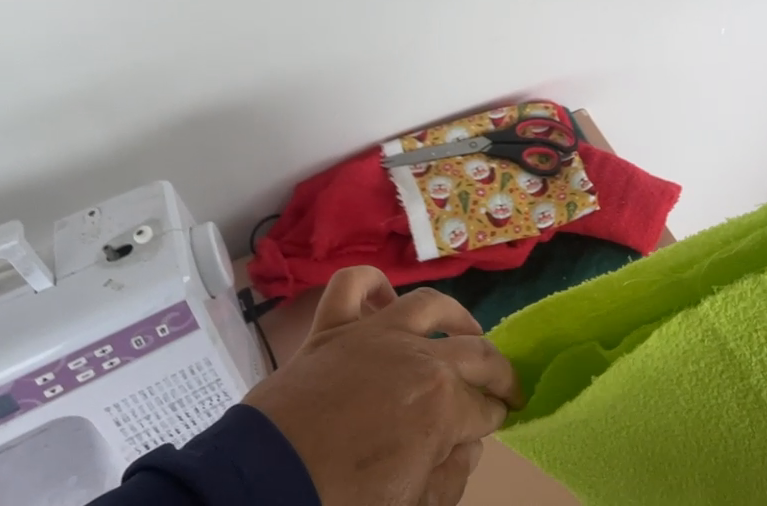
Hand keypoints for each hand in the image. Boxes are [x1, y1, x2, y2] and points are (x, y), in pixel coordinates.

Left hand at [243, 267, 522, 505]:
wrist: (263, 486)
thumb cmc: (343, 501)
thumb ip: (450, 479)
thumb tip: (466, 447)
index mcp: (444, 404)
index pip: (486, 408)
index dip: (496, 418)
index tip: (496, 423)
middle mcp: (420, 356)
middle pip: (476, 352)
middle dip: (499, 372)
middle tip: (502, 387)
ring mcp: (375, 333)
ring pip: (428, 305)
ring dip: (456, 317)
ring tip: (465, 329)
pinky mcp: (332, 328)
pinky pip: (351, 285)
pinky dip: (370, 283)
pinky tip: (384, 296)